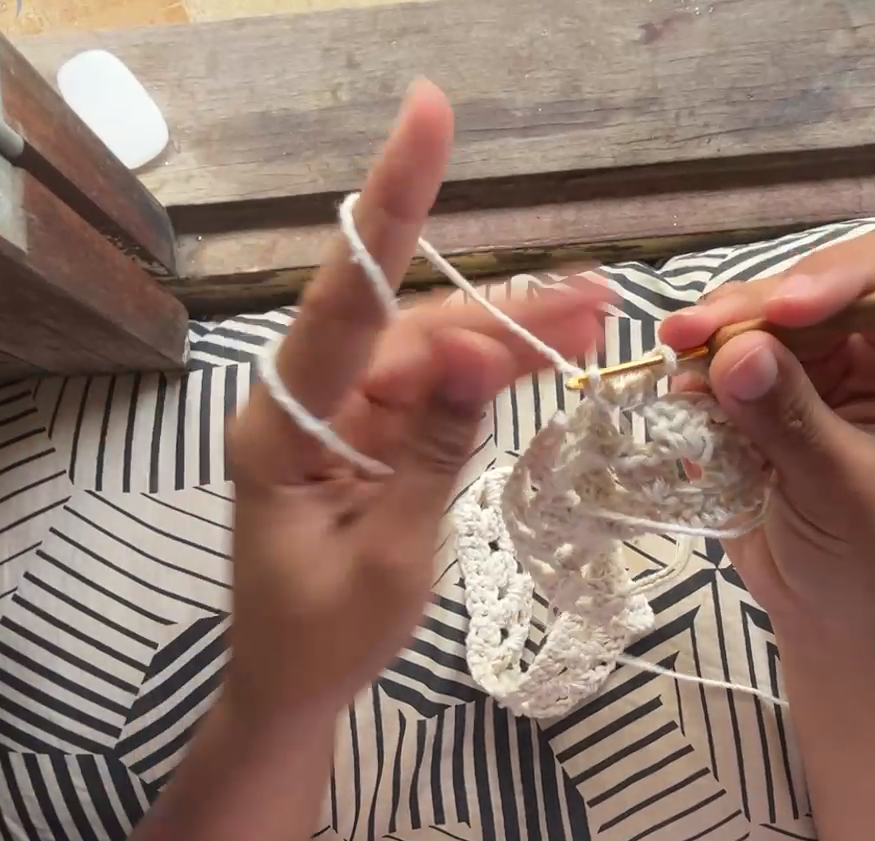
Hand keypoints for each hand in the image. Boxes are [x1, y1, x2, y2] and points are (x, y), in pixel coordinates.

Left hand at [225, 81, 605, 721]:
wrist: (295, 687)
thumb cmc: (325, 638)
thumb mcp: (393, 555)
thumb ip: (432, 452)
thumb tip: (473, 352)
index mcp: (283, 427)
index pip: (342, 302)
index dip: (391, 208)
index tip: (427, 119)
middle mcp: (306, 405)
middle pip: (406, 327)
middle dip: (498, 309)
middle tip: (591, 298)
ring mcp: (339, 421)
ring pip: (428, 356)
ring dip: (504, 341)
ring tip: (590, 323)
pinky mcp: (367, 442)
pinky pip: (431, 396)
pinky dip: (484, 381)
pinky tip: (540, 362)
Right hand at [659, 230, 874, 634]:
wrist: (826, 610)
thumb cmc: (865, 556)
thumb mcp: (839, 489)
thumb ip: (791, 420)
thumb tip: (735, 352)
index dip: (839, 278)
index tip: (784, 311)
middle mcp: (862, 352)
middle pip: (805, 292)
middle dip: (748, 309)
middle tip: (688, 334)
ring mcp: (804, 374)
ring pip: (753, 323)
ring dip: (710, 336)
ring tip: (676, 355)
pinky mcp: (754, 400)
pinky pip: (717, 368)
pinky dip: (694, 375)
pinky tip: (677, 391)